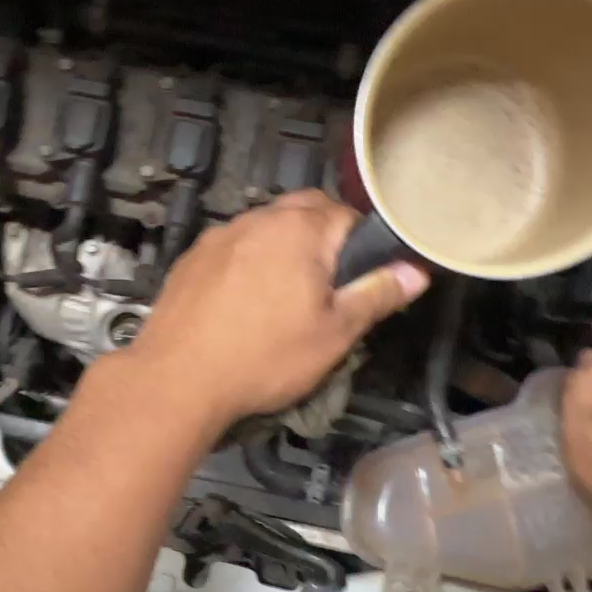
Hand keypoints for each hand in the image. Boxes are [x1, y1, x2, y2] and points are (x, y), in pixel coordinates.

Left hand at [120, 191, 429, 424]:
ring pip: (265, 230)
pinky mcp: (191, 260)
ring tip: (284, 300)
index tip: (361, 280)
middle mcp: (256, 220)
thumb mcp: (334, 334)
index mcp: (299, 229)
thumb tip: (415, 271)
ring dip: (282, 251)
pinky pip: (232, 250)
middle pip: (304, 212)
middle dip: (323, 240)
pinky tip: (244, 305)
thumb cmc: (261, 358)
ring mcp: (218, 237)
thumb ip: (376, 295)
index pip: (348, 215)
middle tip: (328, 288)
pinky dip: (247, 265)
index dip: (362, 246)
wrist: (177, 379)